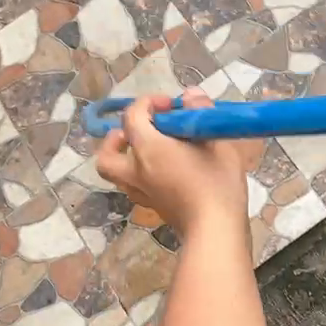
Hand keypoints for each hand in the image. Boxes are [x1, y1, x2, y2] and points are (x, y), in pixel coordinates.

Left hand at [94, 90, 248, 238]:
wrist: (216, 230)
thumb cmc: (218, 183)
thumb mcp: (218, 143)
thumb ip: (202, 115)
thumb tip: (192, 95)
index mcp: (149, 148)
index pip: (133, 116)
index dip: (149, 104)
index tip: (173, 105)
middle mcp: (137, 170)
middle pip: (107, 153)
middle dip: (117, 138)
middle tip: (142, 132)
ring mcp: (143, 192)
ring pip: (117, 173)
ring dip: (126, 159)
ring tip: (151, 153)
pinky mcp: (154, 208)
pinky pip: (135, 187)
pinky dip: (141, 176)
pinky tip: (165, 174)